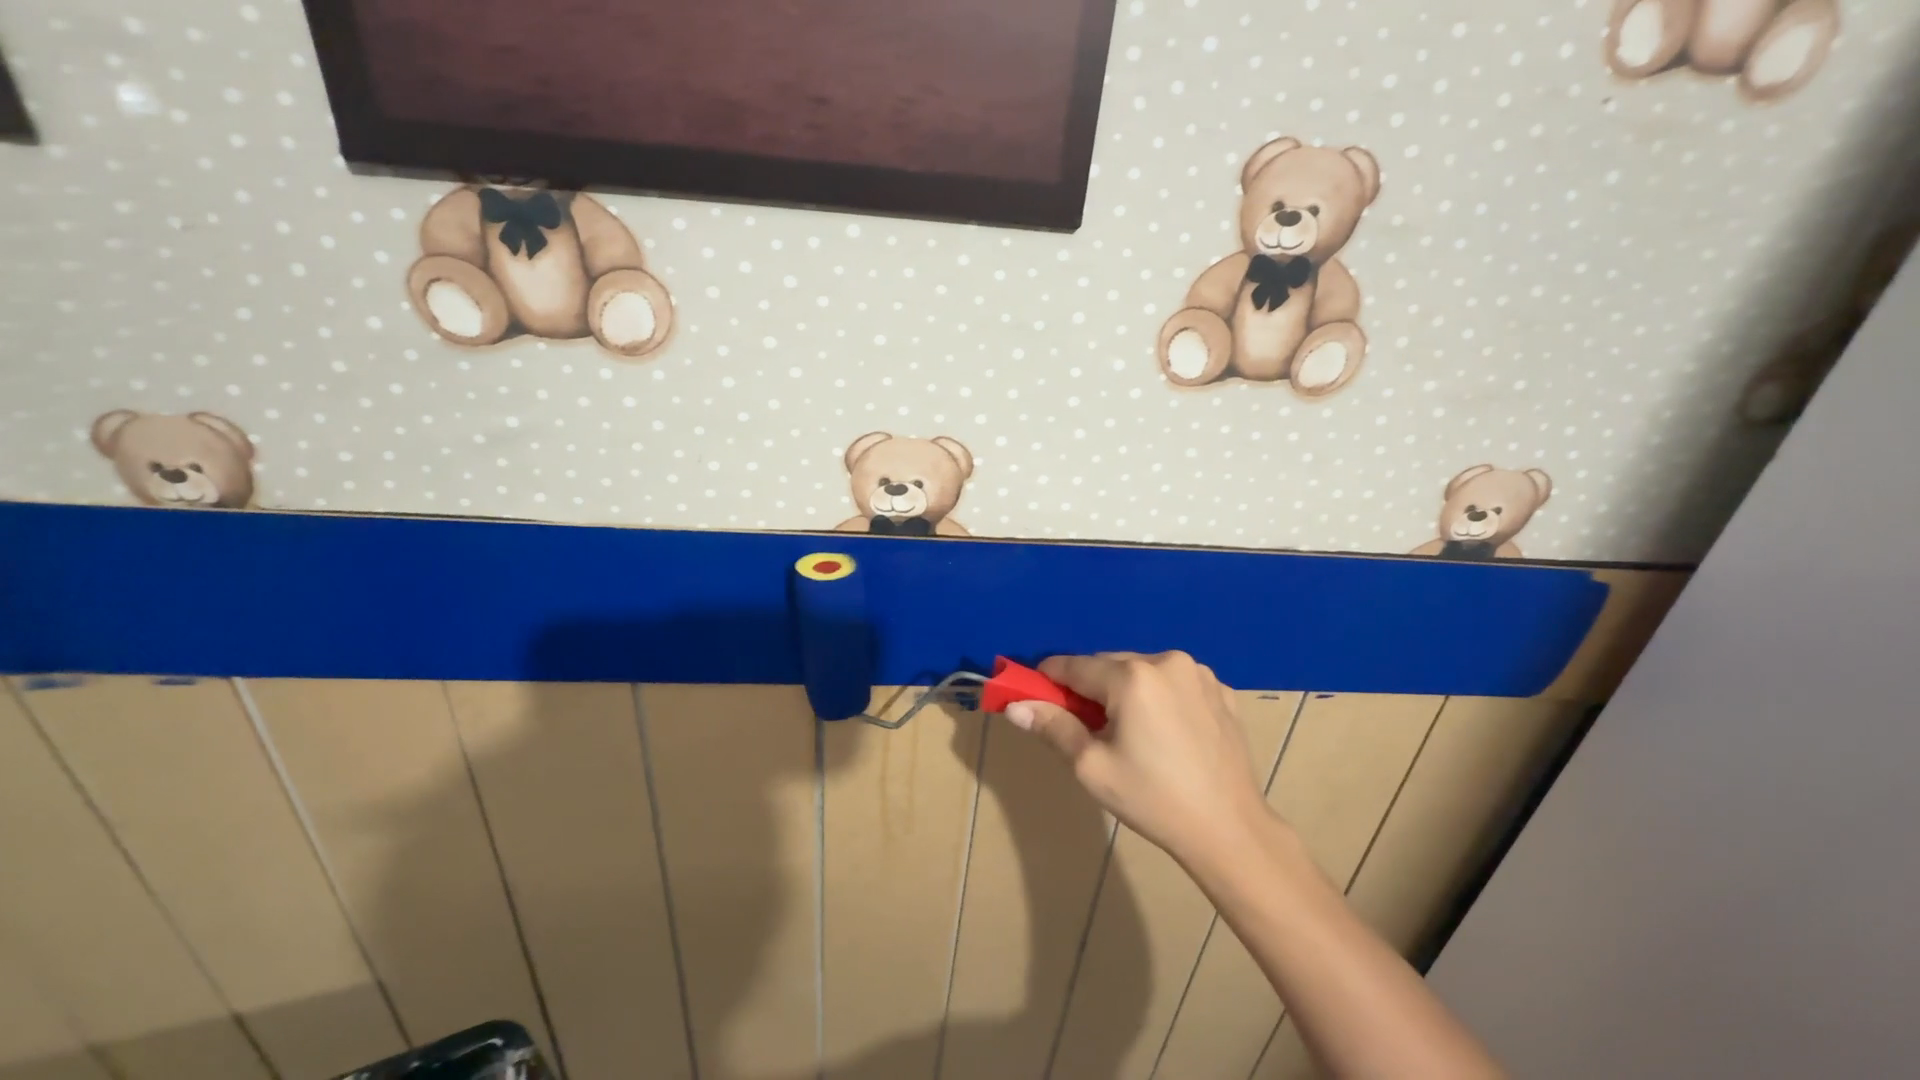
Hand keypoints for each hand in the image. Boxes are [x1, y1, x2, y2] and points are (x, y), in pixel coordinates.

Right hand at [1004, 651, 1272, 865]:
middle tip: (1082, 725)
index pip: (1074, 665)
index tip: (1034, 696)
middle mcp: (1167, 661)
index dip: (1048, 679)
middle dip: (1090, 687)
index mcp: (1132, 676)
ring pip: (1144, 671)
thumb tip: (1015, 706)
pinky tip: (1165, 734)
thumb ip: (1053, 727)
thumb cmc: (1152, 799)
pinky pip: (1176, 684)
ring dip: (1126, 690)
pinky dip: (1161, 698)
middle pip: (1111, 665)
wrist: (1228, 827)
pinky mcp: (1223, 692)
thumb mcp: (1091, 766)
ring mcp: (1201, 675)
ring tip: (1127, 732)